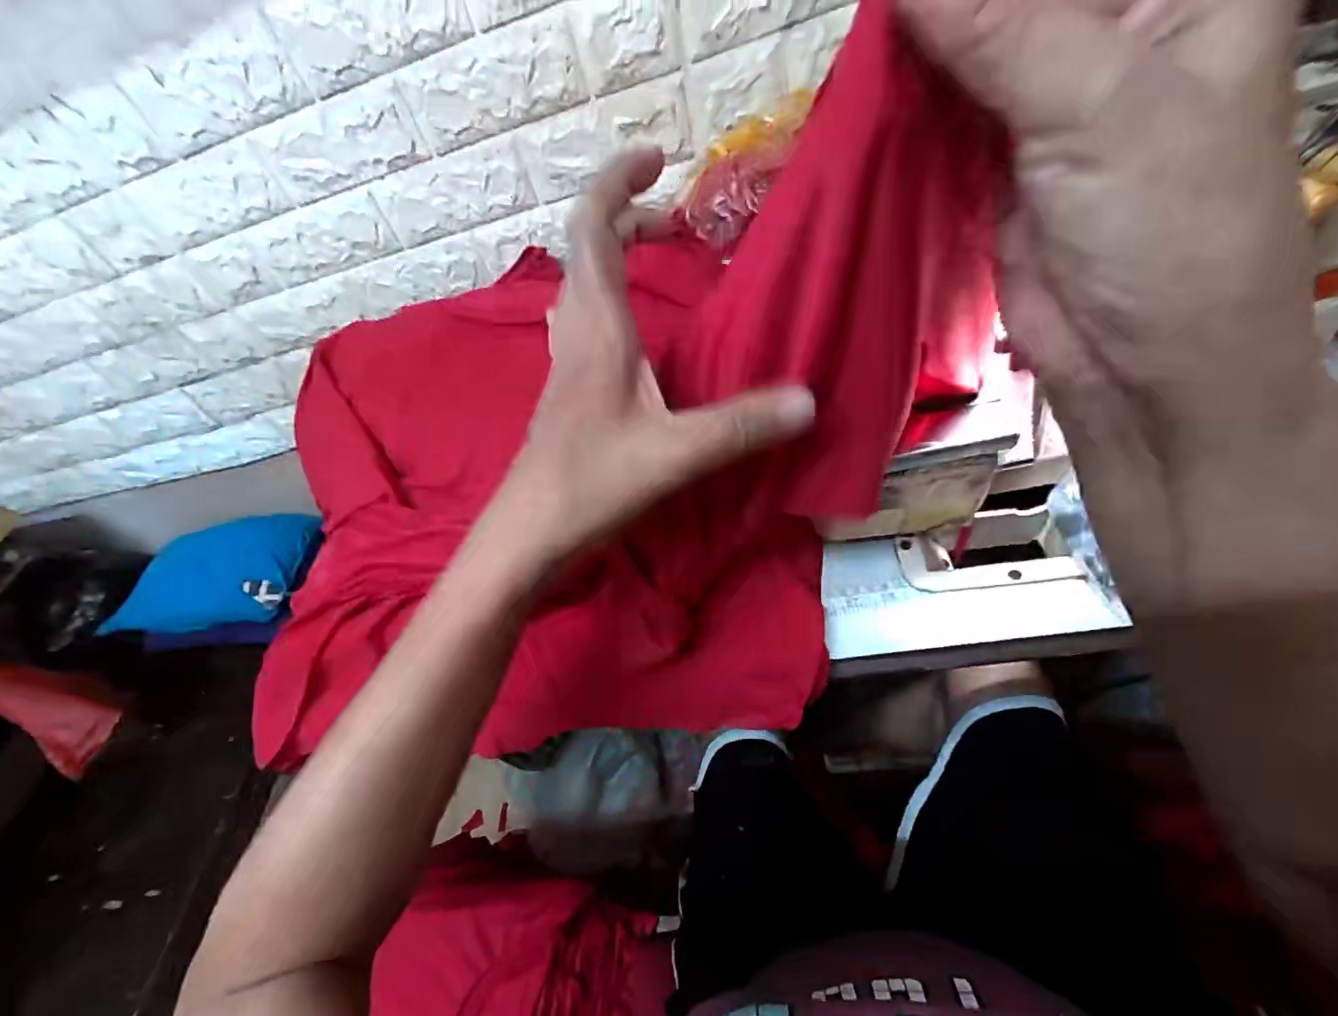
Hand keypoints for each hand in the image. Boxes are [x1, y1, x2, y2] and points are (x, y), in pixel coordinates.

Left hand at [473, 148, 815, 577]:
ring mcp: (566, 365)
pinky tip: (633, 334)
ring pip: (582, 288)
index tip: (658, 160)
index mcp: (598, 330)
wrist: (529, 534)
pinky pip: (586, 324)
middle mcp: (576, 335)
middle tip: (674, 222)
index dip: (618, 182)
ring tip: (656, 259)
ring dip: (613, 259)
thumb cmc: (591, 485)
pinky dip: (611, 304)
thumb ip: (740, 427)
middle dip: (626, 218)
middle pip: (586, 251)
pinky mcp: (569, 393)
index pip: (592, 229)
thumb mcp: (675, 454)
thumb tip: (809, 401)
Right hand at [901, 0, 1337, 612]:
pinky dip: (903, 107)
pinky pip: (941, 116)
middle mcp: (1113, 26)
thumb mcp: (1099, 105)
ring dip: (913, 46)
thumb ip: (998, 23)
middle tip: (874, 12)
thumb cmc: (1168, 233)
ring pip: (965, 42)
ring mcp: (1047, 97)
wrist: (1143, 375)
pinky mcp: (997, 165)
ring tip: (858, 43)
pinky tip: (862, 91)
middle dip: (941, 6)